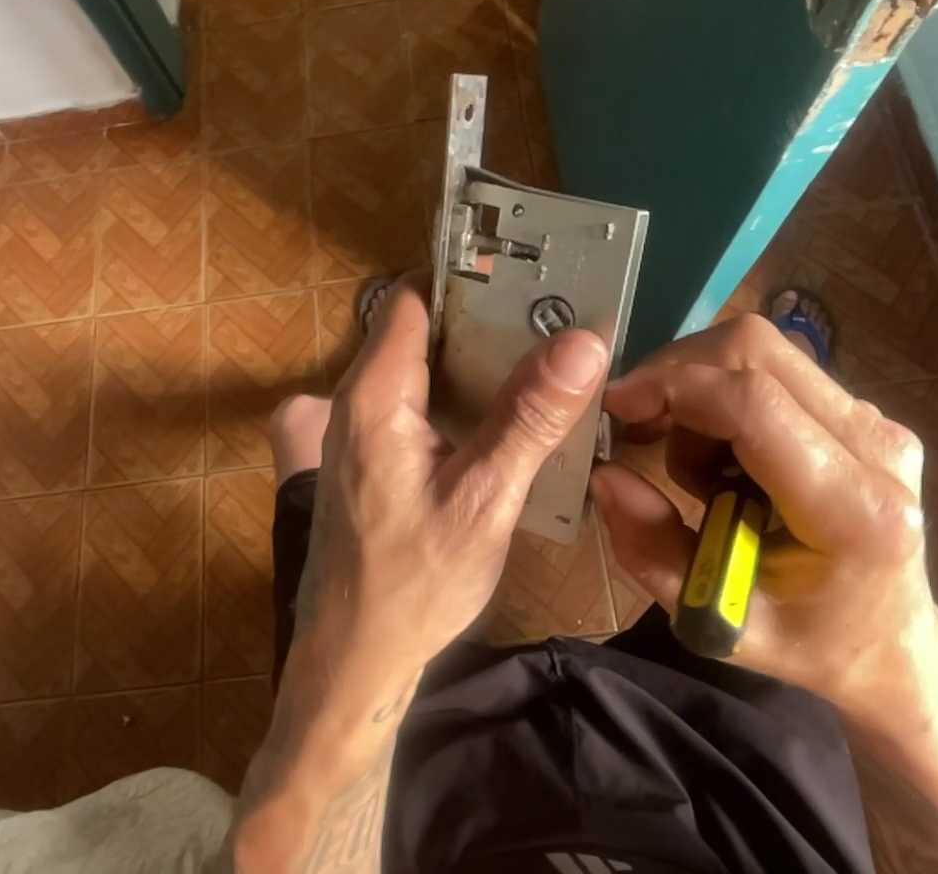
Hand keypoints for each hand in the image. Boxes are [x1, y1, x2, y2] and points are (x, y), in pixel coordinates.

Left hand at [303, 280, 609, 671]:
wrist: (355, 658)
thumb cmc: (413, 583)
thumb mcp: (483, 500)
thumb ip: (529, 419)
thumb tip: (582, 340)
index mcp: (374, 396)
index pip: (414, 300)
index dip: (467, 281)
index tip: (530, 279)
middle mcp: (355, 401)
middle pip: (419, 332)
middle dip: (484, 322)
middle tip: (554, 326)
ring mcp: (356, 430)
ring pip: (419, 368)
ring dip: (475, 363)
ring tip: (542, 364)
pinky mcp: (368, 458)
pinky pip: (414, 404)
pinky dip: (457, 398)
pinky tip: (503, 419)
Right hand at [592, 315, 936, 724]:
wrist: (892, 644)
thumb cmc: (806, 642)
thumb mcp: (713, 621)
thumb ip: (650, 548)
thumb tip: (604, 473)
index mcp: (852, 512)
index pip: (753, 404)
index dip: (672, 386)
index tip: (613, 405)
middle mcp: (877, 449)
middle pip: (756, 350)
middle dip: (677, 374)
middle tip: (639, 428)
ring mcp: (876, 422)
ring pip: (761, 350)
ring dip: (700, 391)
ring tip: (693, 468)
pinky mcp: (862, 412)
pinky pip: (773, 369)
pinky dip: (722, 396)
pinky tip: (720, 457)